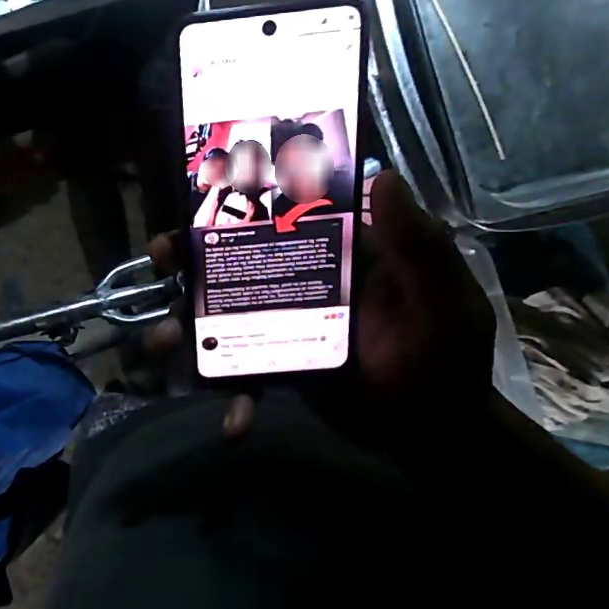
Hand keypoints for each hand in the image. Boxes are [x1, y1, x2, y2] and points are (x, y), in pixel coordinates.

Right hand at [147, 171, 493, 438]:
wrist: (433, 431)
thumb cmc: (446, 357)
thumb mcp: (444, 300)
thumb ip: (419, 246)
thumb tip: (382, 177)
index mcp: (334, 252)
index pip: (278, 212)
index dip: (234, 201)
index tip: (197, 200)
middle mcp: (300, 281)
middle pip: (232, 260)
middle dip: (188, 258)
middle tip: (163, 260)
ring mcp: (282, 326)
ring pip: (221, 316)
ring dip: (186, 326)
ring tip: (167, 343)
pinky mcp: (277, 368)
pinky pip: (241, 377)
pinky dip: (233, 400)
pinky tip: (235, 424)